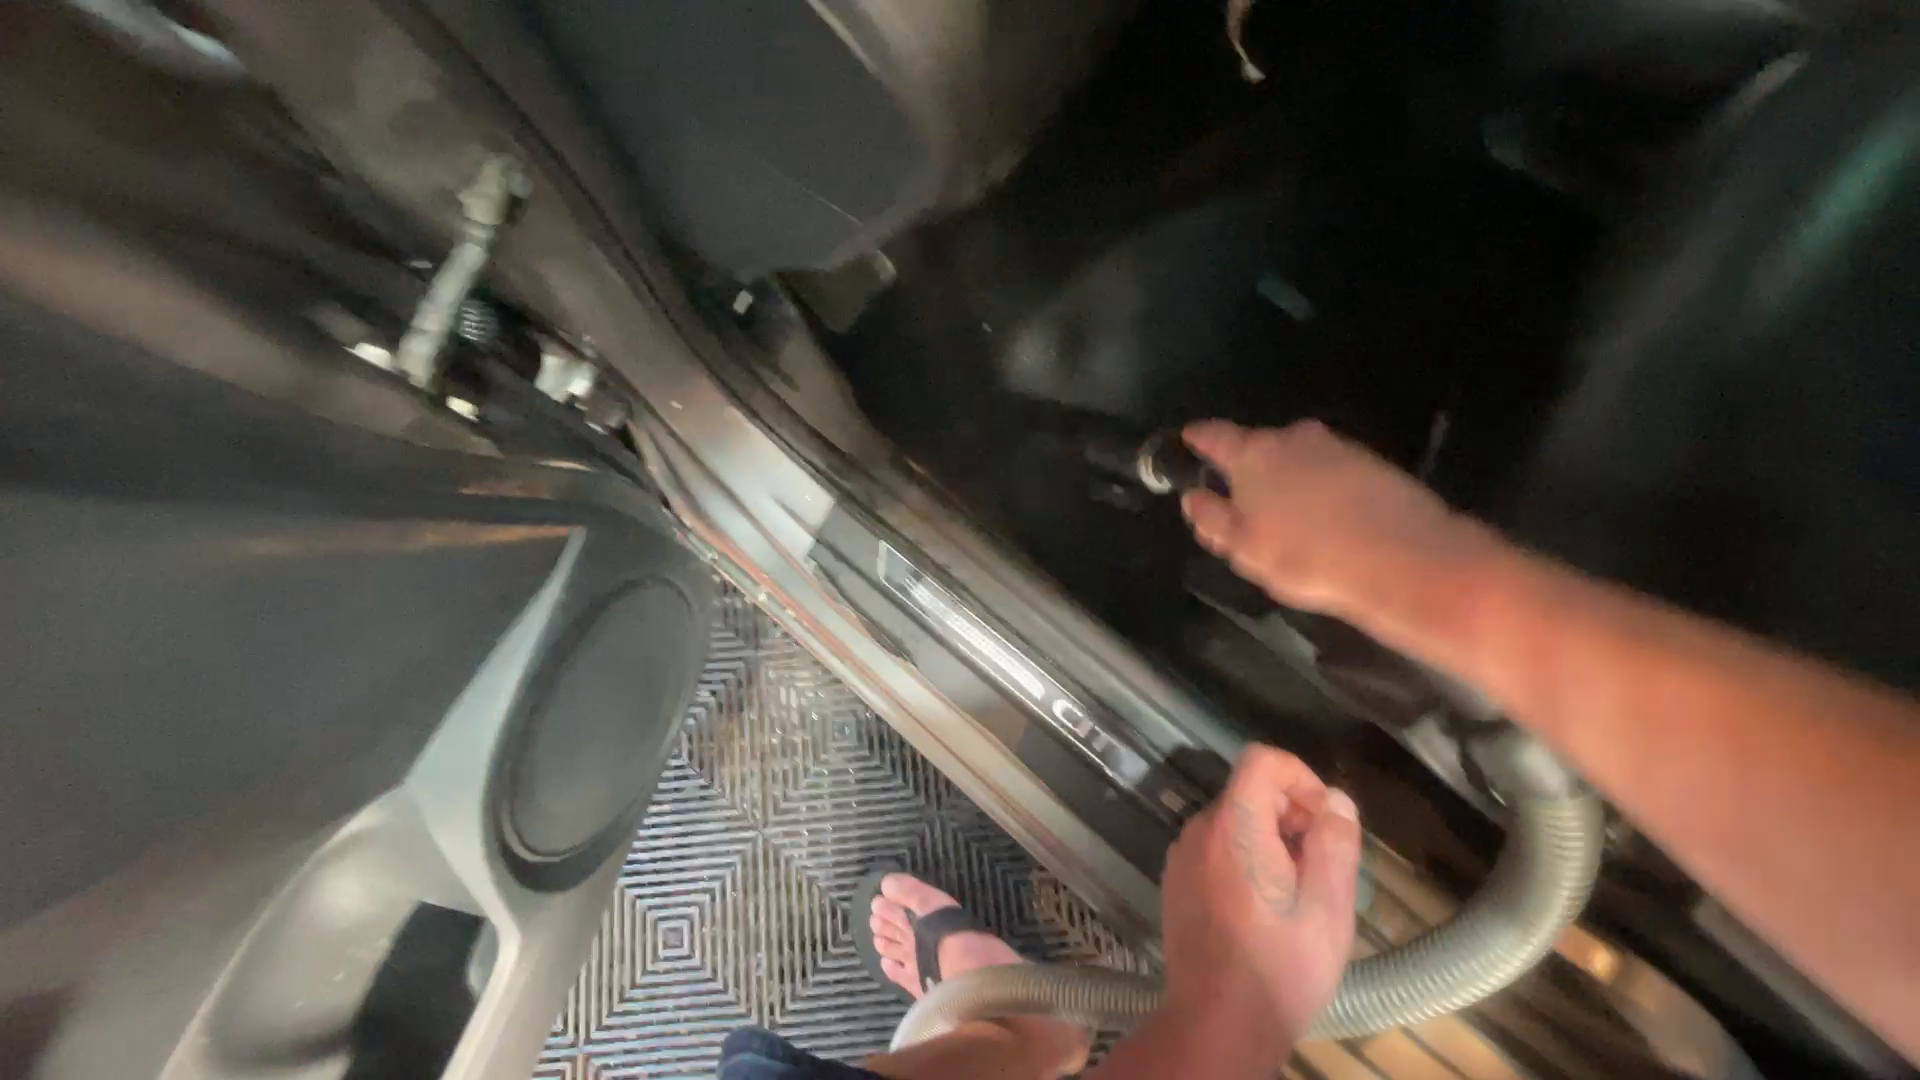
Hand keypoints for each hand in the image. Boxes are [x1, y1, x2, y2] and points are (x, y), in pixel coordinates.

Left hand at [1159, 746, 1361, 1056]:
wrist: (1216, 1022)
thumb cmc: (1279, 966)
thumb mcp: (1328, 908)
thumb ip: (1334, 843)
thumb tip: (1335, 800)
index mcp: (1234, 825)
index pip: (1262, 759)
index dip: (1301, 777)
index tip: (1325, 821)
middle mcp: (1199, 828)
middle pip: (1249, 791)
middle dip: (1291, 815)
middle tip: (1320, 867)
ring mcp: (1182, 854)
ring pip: (1235, 822)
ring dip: (1271, 841)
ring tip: (1296, 895)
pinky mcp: (1176, 880)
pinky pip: (1216, 848)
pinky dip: (1245, 859)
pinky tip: (1264, 908)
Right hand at [1180, 419, 1487, 615]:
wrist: (1406, 560)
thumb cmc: (1307, 555)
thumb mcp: (1244, 548)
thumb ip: (1211, 519)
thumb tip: (1193, 497)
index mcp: (1254, 454)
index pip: (1214, 435)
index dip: (1197, 439)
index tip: (1186, 440)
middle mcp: (1293, 438)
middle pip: (1258, 447)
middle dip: (1245, 468)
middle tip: (1239, 501)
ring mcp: (1336, 447)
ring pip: (1295, 459)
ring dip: (1285, 480)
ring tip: (1285, 518)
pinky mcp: (1371, 463)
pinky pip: (1328, 471)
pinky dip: (1318, 489)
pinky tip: (1324, 522)